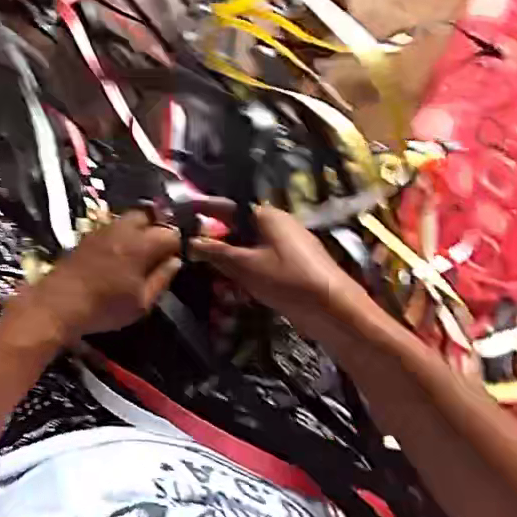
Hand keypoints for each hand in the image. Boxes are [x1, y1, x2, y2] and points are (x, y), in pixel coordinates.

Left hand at [18, 211, 182, 340]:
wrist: (57, 304)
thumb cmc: (103, 308)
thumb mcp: (141, 303)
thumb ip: (162, 279)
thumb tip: (174, 260)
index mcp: (140, 245)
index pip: (170, 233)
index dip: (176, 246)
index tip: (171, 260)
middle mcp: (122, 230)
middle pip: (149, 216)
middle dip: (157, 229)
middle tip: (156, 251)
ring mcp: (102, 230)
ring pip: (129, 218)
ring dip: (138, 230)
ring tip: (138, 252)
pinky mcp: (87, 235)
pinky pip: (112, 226)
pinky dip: (121, 234)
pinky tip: (118, 253)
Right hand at [191, 204, 369, 328]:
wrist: (333, 309)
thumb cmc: (287, 279)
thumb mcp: (244, 265)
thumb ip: (215, 251)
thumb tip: (191, 241)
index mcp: (267, 216)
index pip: (228, 207)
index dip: (204, 209)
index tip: (182, 212)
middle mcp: (278, 224)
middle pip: (238, 225)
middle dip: (214, 234)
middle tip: (187, 243)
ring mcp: (287, 245)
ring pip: (248, 243)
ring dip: (228, 252)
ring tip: (204, 262)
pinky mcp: (292, 265)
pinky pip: (260, 257)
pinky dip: (243, 264)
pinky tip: (231, 278)